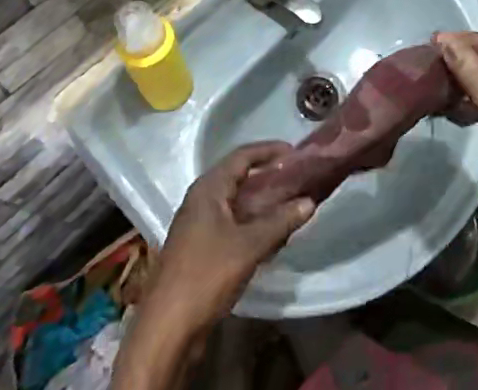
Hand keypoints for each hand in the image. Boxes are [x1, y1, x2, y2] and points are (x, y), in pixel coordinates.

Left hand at [143, 143, 313, 337]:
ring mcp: (199, 223)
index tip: (296, 151)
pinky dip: (253, 222)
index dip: (269, 150)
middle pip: (239, 177)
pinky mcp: (201, 246)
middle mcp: (201, 199)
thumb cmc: (207, 275)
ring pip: (236, 202)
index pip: (242, 156)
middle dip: (268, 176)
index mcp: (208, 188)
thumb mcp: (249, 246)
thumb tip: (309, 201)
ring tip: (292, 202)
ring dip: (262, 201)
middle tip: (298, 177)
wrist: (168, 327)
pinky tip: (272, 234)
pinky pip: (232, 222)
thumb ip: (280, 221)